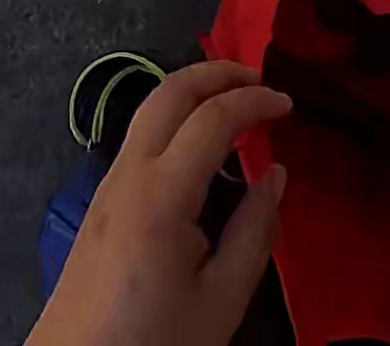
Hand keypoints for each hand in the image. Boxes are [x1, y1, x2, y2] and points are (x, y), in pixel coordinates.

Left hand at [28, 61, 291, 345]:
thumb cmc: (152, 345)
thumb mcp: (220, 301)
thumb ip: (255, 229)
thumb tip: (275, 172)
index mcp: (159, 196)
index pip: (213, 117)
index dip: (256, 100)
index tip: (288, 104)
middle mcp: (128, 174)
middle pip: (171, 90)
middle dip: (219, 72)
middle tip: (260, 78)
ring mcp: (108, 184)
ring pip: (152, 106)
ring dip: (197, 89)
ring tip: (237, 99)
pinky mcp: (101, 200)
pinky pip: (143, 133)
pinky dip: (180, 114)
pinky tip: (204, 140)